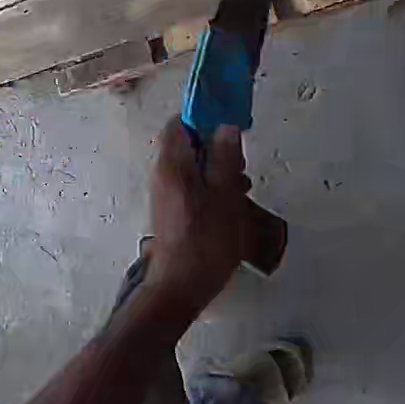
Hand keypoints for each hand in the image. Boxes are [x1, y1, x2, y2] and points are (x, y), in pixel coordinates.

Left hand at [144, 117, 247, 311]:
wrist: (181, 286)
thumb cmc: (205, 240)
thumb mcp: (225, 194)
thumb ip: (225, 157)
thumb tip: (225, 127)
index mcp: (172, 165)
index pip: (179, 123)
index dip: (203, 117)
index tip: (229, 124)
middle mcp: (163, 175)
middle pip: (186, 144)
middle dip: (215, 146)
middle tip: (240, 160)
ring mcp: (166, 195)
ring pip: (192, 167)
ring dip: (217, 169)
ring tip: (241, 185)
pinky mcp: (173, 212)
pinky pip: (192, 186)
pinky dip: (211, 187)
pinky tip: (232, 203)